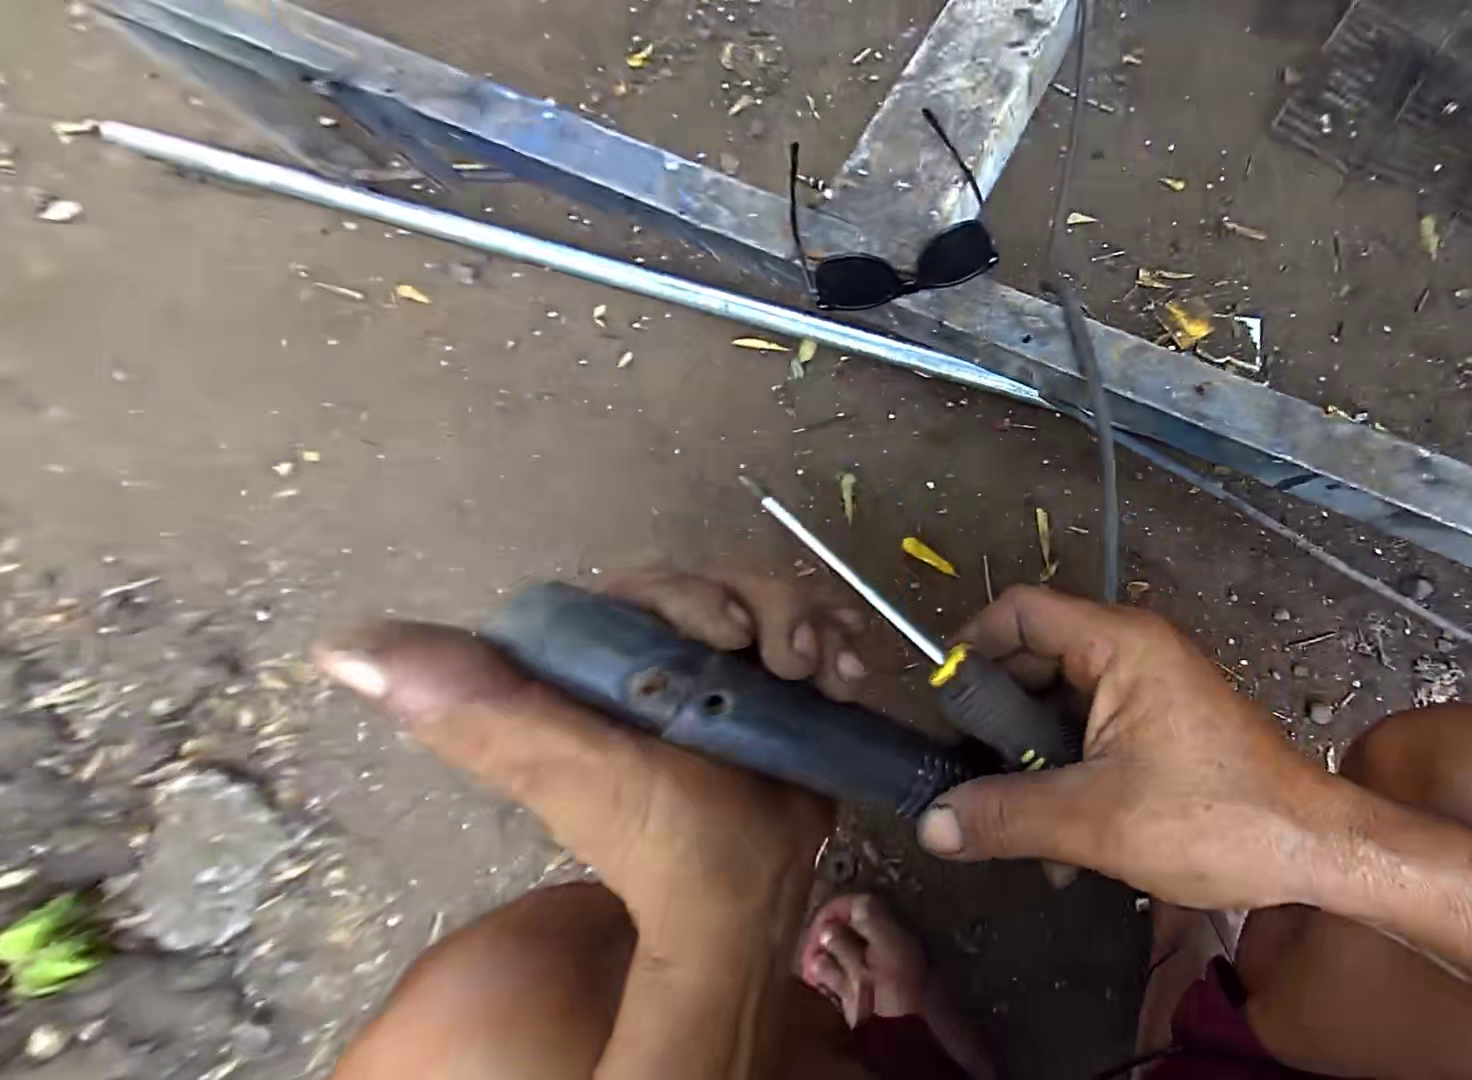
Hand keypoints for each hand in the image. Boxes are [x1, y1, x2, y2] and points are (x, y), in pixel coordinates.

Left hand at [310, 568, 869, 945]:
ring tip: (833, 671)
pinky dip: (839, 643)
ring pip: (779, 601)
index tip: (726, 635)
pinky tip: (852, 674)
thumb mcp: (576, 776)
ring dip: (813, 623)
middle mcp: (670, 652)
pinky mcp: (784, 681)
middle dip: (772, 606)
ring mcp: (734, 665)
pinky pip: (817, 634)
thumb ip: (483, 715)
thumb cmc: (663, 843)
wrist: (753, 890)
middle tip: (795, 659)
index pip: (646, 586)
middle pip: (725, 584)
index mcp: (611, 662)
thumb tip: (347, 643)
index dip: (692, 594)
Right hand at [914, 585, 1370, 910]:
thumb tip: (930, 824)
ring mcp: (1143, 680)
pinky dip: (1061, 762)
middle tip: (978, 768)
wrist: (1317, 849)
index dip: (972, 644)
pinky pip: (1084, 722)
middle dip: (999, 714)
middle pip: (1032, 654)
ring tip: (1015, 811)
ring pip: (1055, 696)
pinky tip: (1056, 825)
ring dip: (1030, 751)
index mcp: (1118, 642)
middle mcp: (1129, 646)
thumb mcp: (1096, 821)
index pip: (1020, 610)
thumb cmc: (1214, 818)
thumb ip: (1005, 816)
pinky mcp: (1152, 714)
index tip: (946, 701)